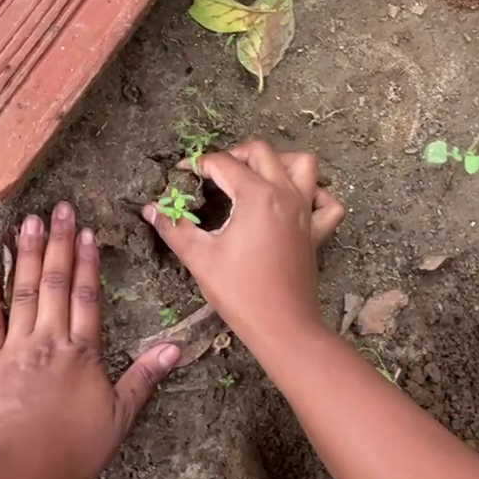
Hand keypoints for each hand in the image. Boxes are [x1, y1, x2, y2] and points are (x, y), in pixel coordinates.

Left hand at [0, 201, 179, 478]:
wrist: (18, 474)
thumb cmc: (73, 449)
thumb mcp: (119, 417)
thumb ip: (145, 378)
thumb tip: (176, 347)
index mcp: (82, 351)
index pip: (87, 295)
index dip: (88, 260)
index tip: (86, 229)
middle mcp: (49, 339)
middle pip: (55, 282)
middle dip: (57, 242)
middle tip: (56, 207)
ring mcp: (15, 348)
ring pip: (22, 292)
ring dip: (25, 255)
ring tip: (27, 222)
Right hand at [141, 141, 345, 336]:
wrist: (282, 326)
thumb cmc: (240, 292)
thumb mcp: (199, 257)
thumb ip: (174, 227)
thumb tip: (151, 210)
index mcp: (256, 195)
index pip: (223, 163)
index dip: (197, 165)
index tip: (182, 175)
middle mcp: (285, 194)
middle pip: (261, 152)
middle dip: (234, 154)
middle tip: (214, 173)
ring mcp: (305, 211)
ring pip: (302, 164)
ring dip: (279, 162)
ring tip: (256, 176)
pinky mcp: (317, 231)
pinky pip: (327, 201)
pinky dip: (315, 193)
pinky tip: (296, 201)